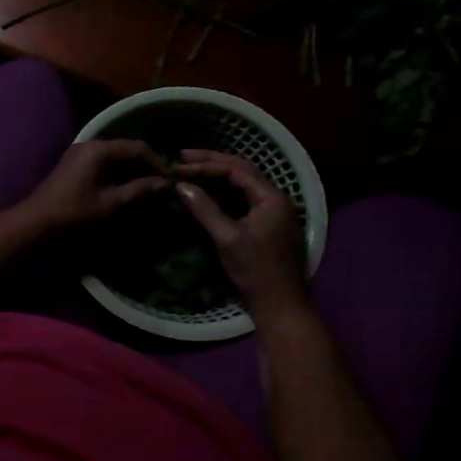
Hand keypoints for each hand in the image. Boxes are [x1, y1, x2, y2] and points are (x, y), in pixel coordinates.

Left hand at [17, 140, 170, 231]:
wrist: (37, 220)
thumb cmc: (74, 211)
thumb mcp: (111, 203)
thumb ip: (138, 190)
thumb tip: (164, 184)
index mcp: (99, 149)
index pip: (137, 148)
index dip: (156, 162)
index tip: (169, 179)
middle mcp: (90, 144)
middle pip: (126, 148)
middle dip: (145, 165)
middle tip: (161, 183)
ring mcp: (80, 153)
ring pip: (115, 155)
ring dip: (132, 168)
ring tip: (147, 185)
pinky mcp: (75, 163)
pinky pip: (103, 161)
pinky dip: (118, 171)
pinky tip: (126, 185)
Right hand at [174, 149, 307, 314]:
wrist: (280, 305)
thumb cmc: (255, 272)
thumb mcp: (227, 239)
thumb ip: (205, 209)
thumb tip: (181, 186)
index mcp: (272, 197)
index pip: (236, 170)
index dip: (206, 165)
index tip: (179, 165)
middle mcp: (277, 198)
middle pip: (242, 170)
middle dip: (213, 161)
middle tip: (183, 155)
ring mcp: (274, 210)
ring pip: (244, 183)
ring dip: (219, 174)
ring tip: (192, 168)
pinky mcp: (268, 223)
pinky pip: (245, 198)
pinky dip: (225, 191)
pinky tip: (208, 190)